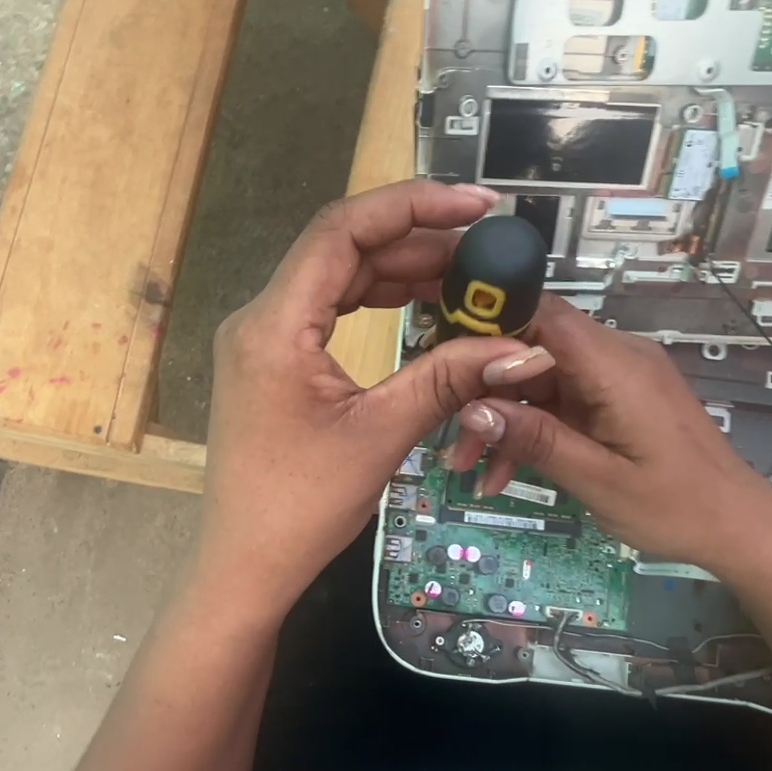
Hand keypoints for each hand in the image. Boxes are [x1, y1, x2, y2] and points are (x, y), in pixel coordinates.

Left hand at [199, 181, 556, 613]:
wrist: (245, 565)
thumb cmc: (302, 506)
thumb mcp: (380, 435)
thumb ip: (448, 380)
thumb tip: (526, 350)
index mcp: (274, 324)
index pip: (341, 230)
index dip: (412, 205)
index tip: (476, 205)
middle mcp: (260, 319)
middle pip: (340, 250)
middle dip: (416, 243)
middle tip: (485, 252)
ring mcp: (262, 342)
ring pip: (336, 280)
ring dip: (399, 274)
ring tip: (466, 279)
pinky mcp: (273, 365)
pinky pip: (327, 314)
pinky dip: (376, 305)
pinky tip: (421, 308)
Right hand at [445, 295, 771, 572]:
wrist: (736, 526)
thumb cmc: (673, 505)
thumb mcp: (596, 478)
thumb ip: (535, 440)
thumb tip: (472, 410)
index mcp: (615, 365)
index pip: (543, 314)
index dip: (490, 327)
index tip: (447, 363)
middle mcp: (614, 358)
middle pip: (532, 352)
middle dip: (487, 394)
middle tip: (455, 444)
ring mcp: (614, 379)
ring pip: (539, 382)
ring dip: (505, 420)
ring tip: (472, 469)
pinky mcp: (614, 400)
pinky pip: (560, 403)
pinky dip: (533, 432)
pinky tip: (505, 474)